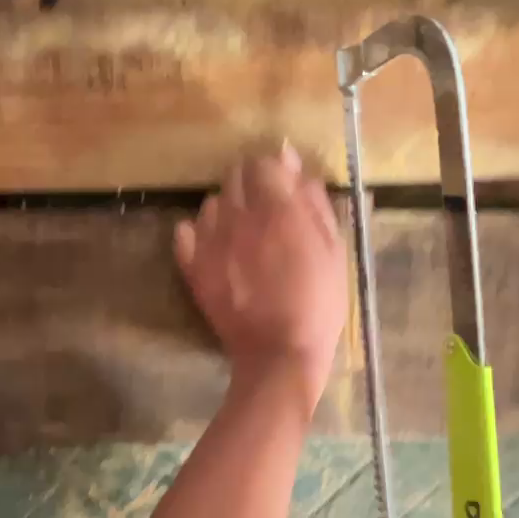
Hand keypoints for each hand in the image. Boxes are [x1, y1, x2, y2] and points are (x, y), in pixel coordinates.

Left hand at [176, 146, 347, 417]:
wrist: (279, 354)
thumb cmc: (317, 304)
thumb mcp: (334, 251)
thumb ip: (314, 204)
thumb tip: (297, 168)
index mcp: (277, 208)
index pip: (264, 163)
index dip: (276, 171)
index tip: (285, 187)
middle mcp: (239, 216)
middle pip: (235, 177)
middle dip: (251, 186)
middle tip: (266, 212)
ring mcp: (210, 241)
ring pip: (210, 204)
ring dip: (227, 209)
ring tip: (243, 233)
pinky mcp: (193, 267)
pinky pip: (184, 232)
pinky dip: (198, 233)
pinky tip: (215, 247)